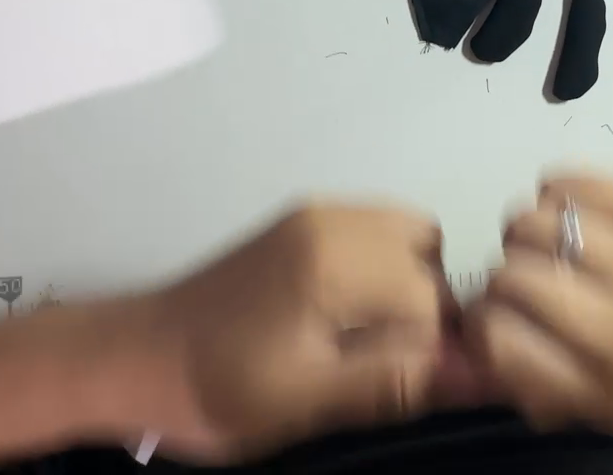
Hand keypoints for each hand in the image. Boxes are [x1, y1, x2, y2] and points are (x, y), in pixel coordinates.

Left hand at [140, 204, 479, 461]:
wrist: (137, 354)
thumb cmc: (218, 387)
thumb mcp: (304, 402)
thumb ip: (391, 381)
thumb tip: (475, 370)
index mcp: (333, 260)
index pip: (430, 295)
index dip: (435, 346)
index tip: (410, 383)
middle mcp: (332, 218)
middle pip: (428, 248)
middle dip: (427, 305)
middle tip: (388, 357)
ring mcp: (317, 211)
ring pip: (406, 229)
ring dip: (410, 279)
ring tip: (371, 333)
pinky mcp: (303, 218)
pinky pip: (374, 225)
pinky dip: (384, 262)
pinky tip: (350, 308)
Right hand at [469, 175, 612, 433]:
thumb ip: (548, 384)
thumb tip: (478, 350)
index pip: (503, 343)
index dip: (485, 326)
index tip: (497, 317)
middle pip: (508, 277)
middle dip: (503, 278)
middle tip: (525, 278)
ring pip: (526, 223)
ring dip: (522, 235)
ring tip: (548, 243)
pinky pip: (558, 182)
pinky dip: (550, 198)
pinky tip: (573, 214)